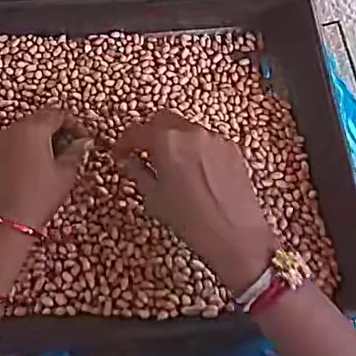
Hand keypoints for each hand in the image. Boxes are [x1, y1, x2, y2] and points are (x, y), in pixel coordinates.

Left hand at [0, 108, 90, 228]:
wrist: (5, 222)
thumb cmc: (39, 195)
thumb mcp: (65, 173)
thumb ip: (76, 152)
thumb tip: (84, 142)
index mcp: (34, 128)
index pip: (59, 114)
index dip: (76, 125)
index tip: (85, 141)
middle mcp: (15, 129)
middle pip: (41, 118)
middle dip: (59, 129)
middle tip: (74, 148)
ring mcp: (2, 142)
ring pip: (28, 130)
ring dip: (44, 138)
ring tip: (59, 158)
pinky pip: (16, 142)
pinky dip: (30, 147)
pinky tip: (40, 166)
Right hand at [113, 110, 277, 294]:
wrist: (235, 235)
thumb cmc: (191, 221)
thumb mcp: (155, 198)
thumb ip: (138, 173)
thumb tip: (131, 162)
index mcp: (167, 142)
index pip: (137, 131)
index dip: (124, 143)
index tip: (120, 154)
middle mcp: (191, 132)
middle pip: (162, 120)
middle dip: (149, 133)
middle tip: (143, 153)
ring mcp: (214, 138)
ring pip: (186, 128)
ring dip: (174, 140)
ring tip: (171, 166)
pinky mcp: (231, 148)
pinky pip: (206, 140)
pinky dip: (195, 149)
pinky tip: (194, 172)